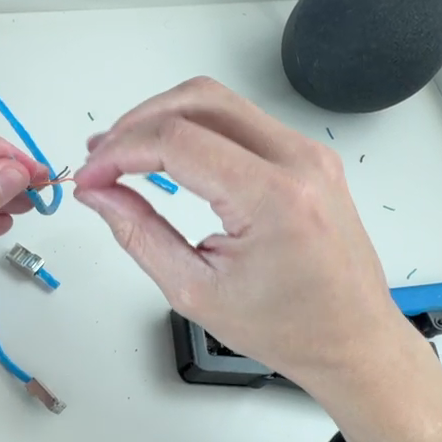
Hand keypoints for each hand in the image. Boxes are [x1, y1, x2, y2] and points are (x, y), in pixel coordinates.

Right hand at [72, 77, 441, 441]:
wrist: (352, 340)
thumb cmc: (284, 327)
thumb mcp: (193, 290)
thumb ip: (138, 233)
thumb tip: (97, 193)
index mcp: (273, 198)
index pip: (176, 142)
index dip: (119, 152)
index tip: (89, 177)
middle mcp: (298, 161)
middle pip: (197, 101)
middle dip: (135, 123)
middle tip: (98, 158)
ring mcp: (307, 152)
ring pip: (217, 101)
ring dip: (160, 120)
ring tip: (121, 155)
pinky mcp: (306, 156)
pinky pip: (238, 120)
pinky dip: (190, 129)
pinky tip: (162, 157)